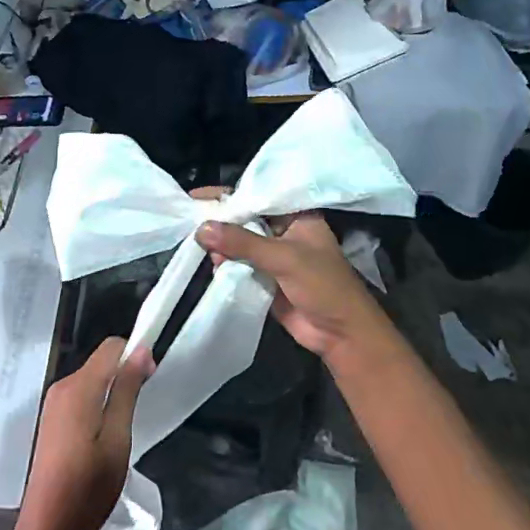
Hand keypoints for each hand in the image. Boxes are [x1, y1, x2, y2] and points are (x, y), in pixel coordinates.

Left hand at [11, 337, 152, 529]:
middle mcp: (61, 387)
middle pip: (100, 364)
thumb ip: (127, 390)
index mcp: (78, 387)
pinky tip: (101, 440)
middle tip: (136, 413)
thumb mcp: (118, 438)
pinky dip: (96, 407)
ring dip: (110, 395)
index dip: (135, 355)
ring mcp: (52, 405)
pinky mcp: (50, 422)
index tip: (150, 381)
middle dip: (123, 377)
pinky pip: (80, 398)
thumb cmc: (88, 487)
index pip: (111, 347)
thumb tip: (141, 350)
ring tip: (120, 433)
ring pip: (91, 381)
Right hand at [189, 189, 392, 367]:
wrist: (341, 334)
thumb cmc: (323, 285)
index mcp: (296, 215)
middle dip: (219, 220)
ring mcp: (274, 255)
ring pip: (239, 242)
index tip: (196, 196)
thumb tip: (202, 228)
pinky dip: (225, 264)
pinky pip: (239, 265)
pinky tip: (209, 263)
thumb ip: (243, 242)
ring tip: (194, 243)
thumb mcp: (284, 257)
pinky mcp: (266, 278)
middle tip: (187, 219)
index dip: (228, 195)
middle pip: (245, 218)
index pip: (257, 195)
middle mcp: (283, 230)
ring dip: (220, 244)